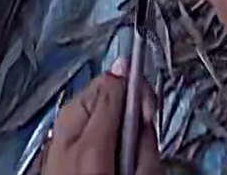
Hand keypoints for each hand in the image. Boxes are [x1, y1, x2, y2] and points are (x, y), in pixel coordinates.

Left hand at [39, 61, 161, 174]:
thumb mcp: (92, 147)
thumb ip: (110, 104)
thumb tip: (123, 62)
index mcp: (80, 114)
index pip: (118, 82)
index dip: (138, 96)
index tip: (147, 116)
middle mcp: (91, 130)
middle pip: (135, 120)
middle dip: (141, 144)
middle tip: (131, 166)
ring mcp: (104, 156)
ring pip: (143, 150)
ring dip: (143, 166)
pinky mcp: (115, 171)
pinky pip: (141, 169)